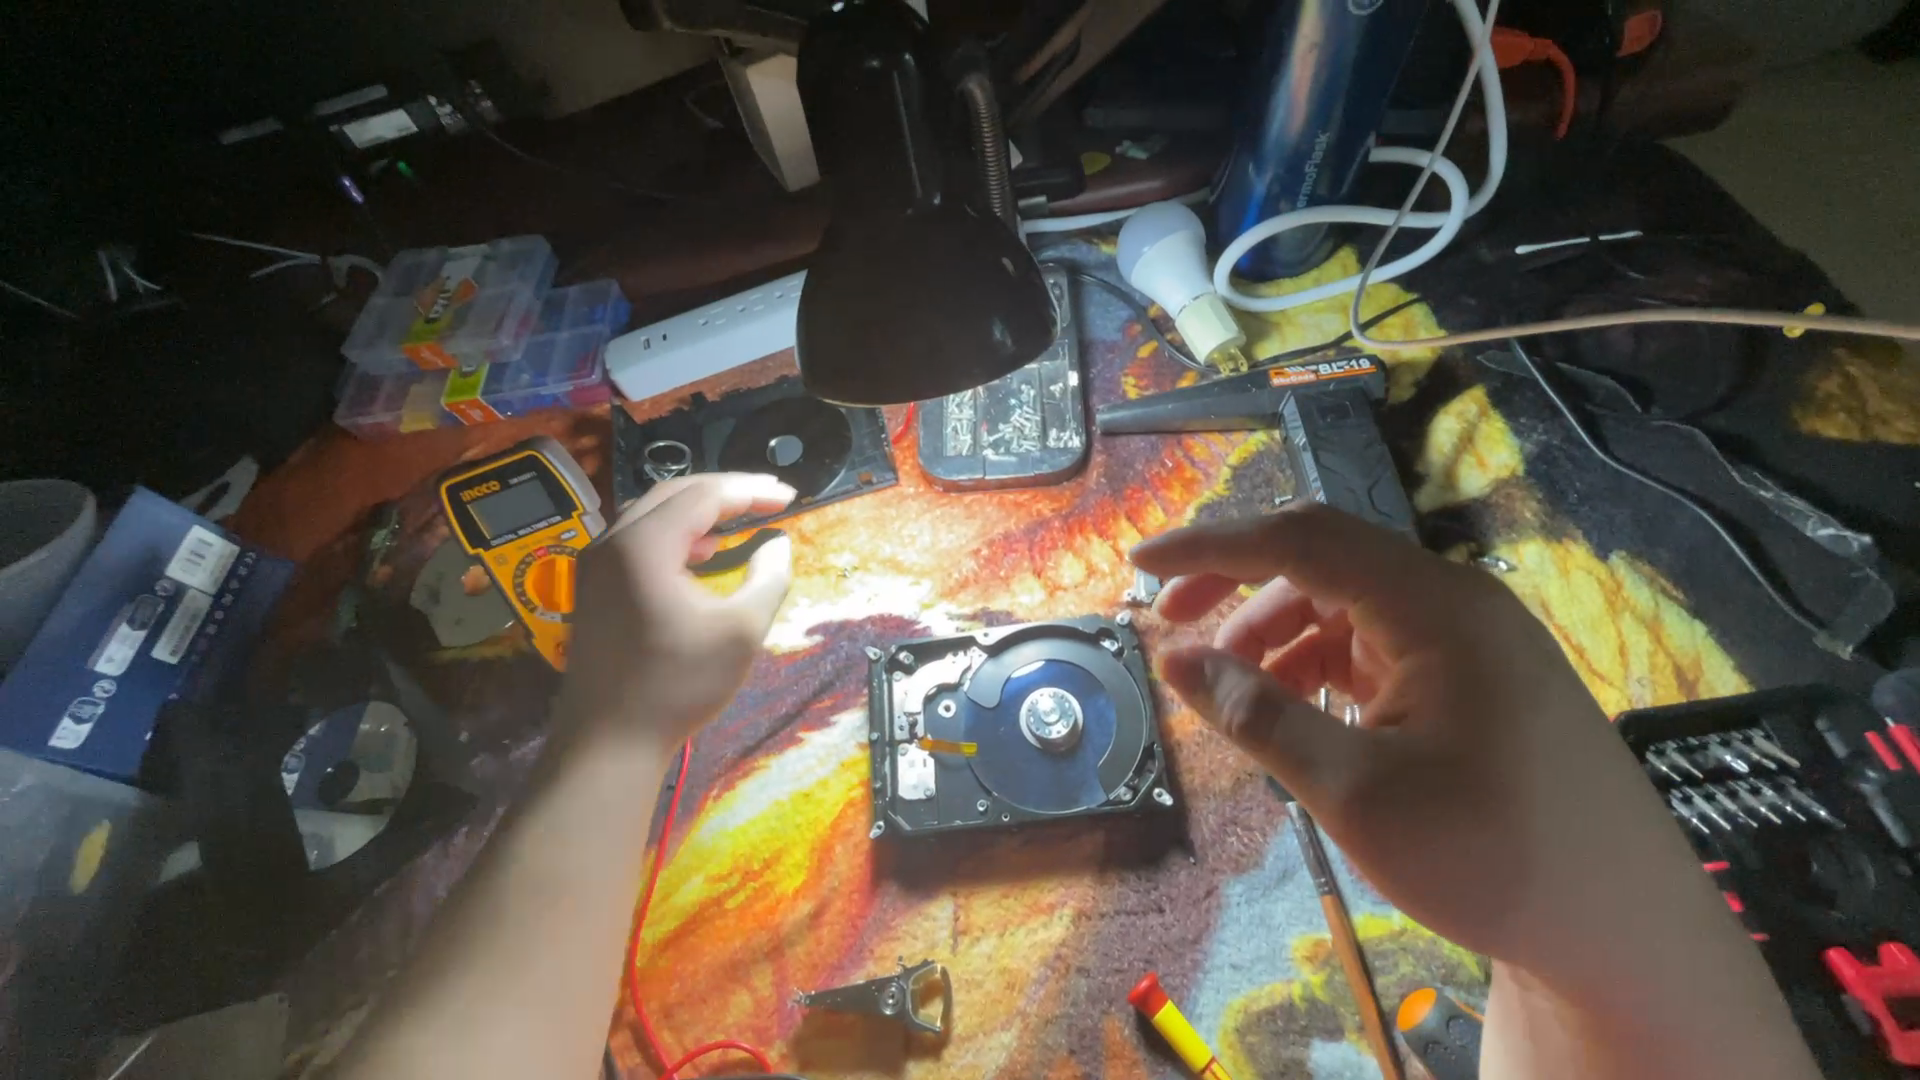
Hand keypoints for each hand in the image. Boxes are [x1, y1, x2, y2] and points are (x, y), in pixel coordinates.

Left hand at [559, 473, 795, 744]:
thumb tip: (777, 545)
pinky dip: (676, 536)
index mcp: (644, 545)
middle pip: (674, 494)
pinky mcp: (594, 588)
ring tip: (742, 519)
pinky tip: (702, 554)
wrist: (608, 742)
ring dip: (699, 512)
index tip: (789, 496)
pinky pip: (638, 541)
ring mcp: (596, 565)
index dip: (750, 490)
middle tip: (769, 499)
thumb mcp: (741, 631)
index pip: (703, 495)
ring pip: (652, 515)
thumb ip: (768, 578)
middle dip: (725, 492)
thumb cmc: (678, 685)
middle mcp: (612, 542)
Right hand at [1130, 505, 1722, 997]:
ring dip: (1272, 630)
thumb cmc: (1493, 860)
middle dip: (1236, 582)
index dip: (1210, 546)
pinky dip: (1314, 663)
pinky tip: (1294, 707)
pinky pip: (1370, 643)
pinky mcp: (1468, 675)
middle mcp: (1451, 601)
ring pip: (1340, 603)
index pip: (1298, 541)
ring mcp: (1465, 638)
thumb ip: (1257, 714)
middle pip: (1320, 559)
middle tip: (1171, 619)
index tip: (1141, 563)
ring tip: (1231, 685)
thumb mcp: (1355, 791)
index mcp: (1433, 606)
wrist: (1630, 939)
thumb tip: (1172, 657)